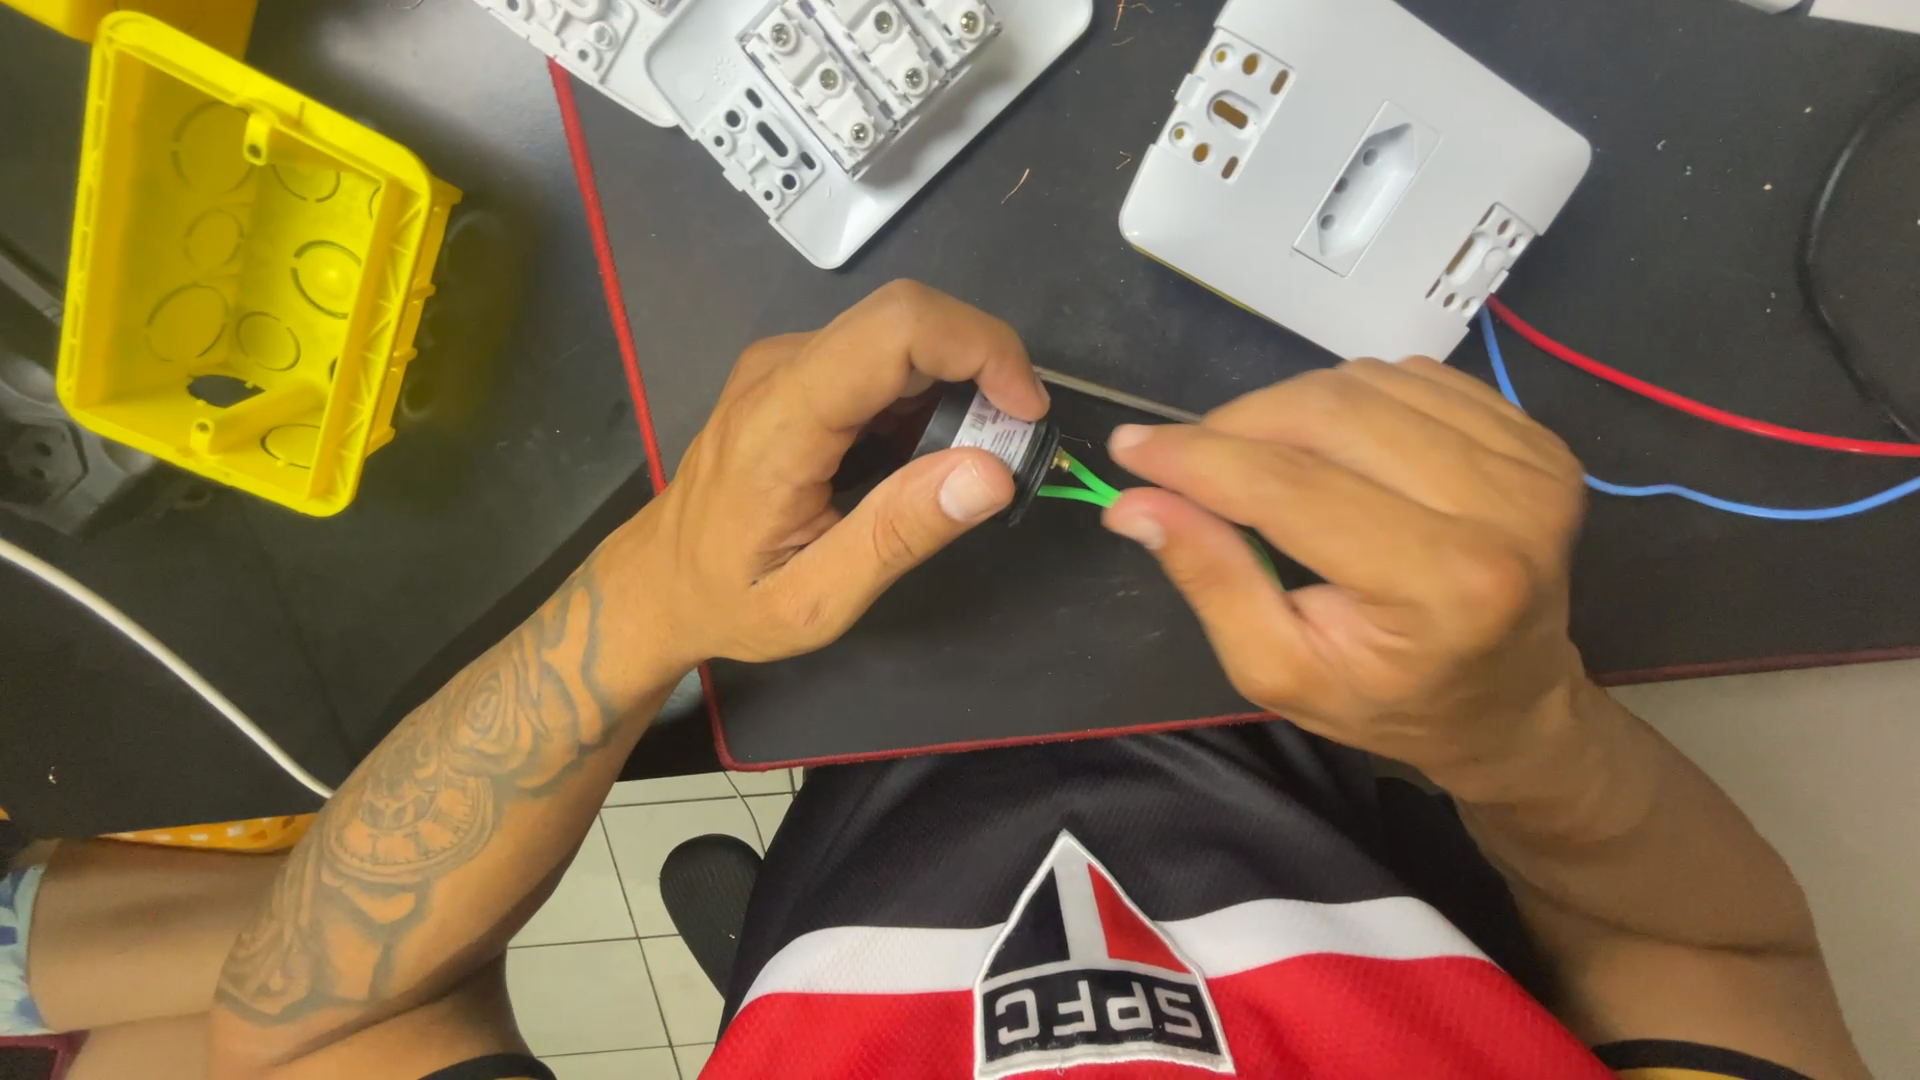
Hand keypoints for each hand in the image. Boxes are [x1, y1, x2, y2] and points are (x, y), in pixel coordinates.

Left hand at [612, 281, 1048, 667]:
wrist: (659, 581)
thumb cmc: (730, 597)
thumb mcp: (817, 598)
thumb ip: (900, 534)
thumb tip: (993, 472)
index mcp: (784, 418)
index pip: (896, 328)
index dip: (980, 348)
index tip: (1027, 411)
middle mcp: (783, 367)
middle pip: (906, 319)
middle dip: (981, 368)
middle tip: (1009, 445)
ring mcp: (786, 365)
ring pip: (899, 337)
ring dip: (957, 388)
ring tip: (964, 466)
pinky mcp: (796, 376)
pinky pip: (880, 361)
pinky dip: (926, 398)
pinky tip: (921, 459)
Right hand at [1101, 357, 1589, 792]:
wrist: (1509, 702)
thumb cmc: (1383, 700)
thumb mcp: (1276, 668)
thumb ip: (1210, 580)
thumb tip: (1133, 506)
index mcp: (1438, 583)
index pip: (1289, 487)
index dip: (1196, 459)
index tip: (1128, 447)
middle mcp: (1499, 506)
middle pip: (1325, 415)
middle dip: (1232, 425)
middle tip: (1185, 458)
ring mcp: (1525, 460)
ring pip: (1360, 384)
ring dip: (1280, 408)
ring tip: (1252, 457)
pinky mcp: (1530, 435)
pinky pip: (1404, 377)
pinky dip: (1339, 398)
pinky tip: (1323, 445)